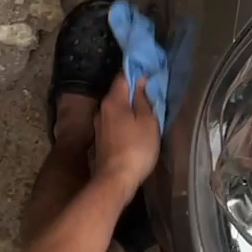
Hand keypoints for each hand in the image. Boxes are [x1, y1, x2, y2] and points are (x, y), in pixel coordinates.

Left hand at [94, 74, 159, 198]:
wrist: (115, 179)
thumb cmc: (137, 148)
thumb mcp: (148, 122)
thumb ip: (144, 100)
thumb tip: (141, 81)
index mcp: (113, 101)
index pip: (123, 76)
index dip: (137, 72)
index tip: (150, 74)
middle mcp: (102, 109)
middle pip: (119, 92)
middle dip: (134, 91)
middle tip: (152, 94)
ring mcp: (99, 124)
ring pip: (116, 108)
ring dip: (129, 107)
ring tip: (146, 112)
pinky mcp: (101, 138)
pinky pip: (114, 121)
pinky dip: (124, 120)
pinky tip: (135, 128)